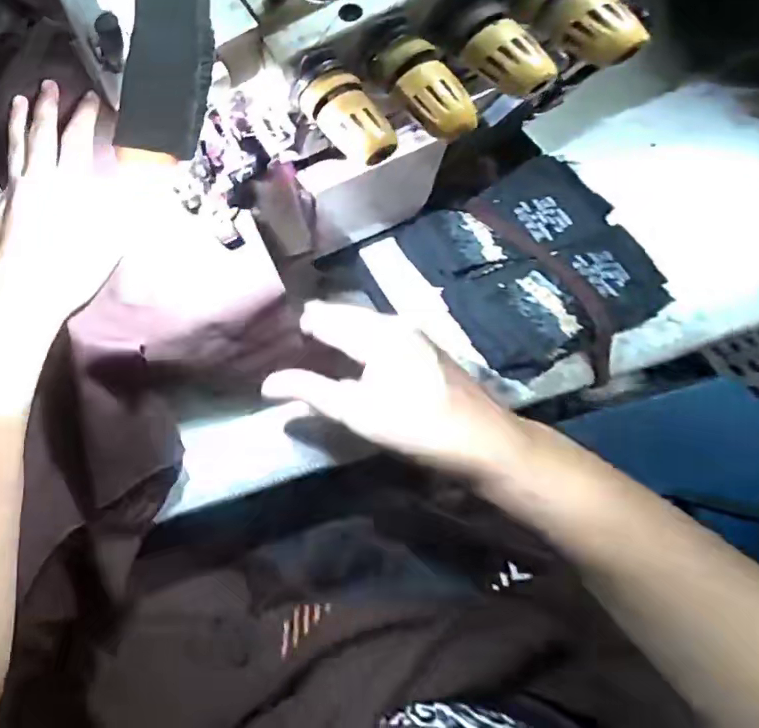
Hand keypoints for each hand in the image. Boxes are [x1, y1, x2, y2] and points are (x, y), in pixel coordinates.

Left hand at [0, 80, 123, 340]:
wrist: (23, 297)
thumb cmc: (71, 271)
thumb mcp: (113, 237)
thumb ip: (130, 202)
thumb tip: (155, 176)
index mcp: (70, 183)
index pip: (77, 138)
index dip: (84, 114)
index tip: (89, 96)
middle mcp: (39, 179)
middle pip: (42, 134)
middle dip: (47, 107)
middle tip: (49, 84)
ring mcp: (11, 193)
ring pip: (13, 149)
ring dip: (16, 122)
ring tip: (17, 100)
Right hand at [262, 302, 532, 481]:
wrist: (492, 445)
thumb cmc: (419, 428)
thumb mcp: (357, 414)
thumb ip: (310, 391)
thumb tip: (266, 384)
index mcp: (374, 332)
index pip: (319, 315)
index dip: (294, 327)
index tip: (272, 342)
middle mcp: (391, 321)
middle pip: (338, 312)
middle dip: (313, 326)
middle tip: (287, 348)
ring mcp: (410, 331)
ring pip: (358, 320)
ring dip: (334, 331)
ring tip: (312, 352)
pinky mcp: (422, 344)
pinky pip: (375, 328)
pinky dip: (354, 337)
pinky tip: (349, 359)